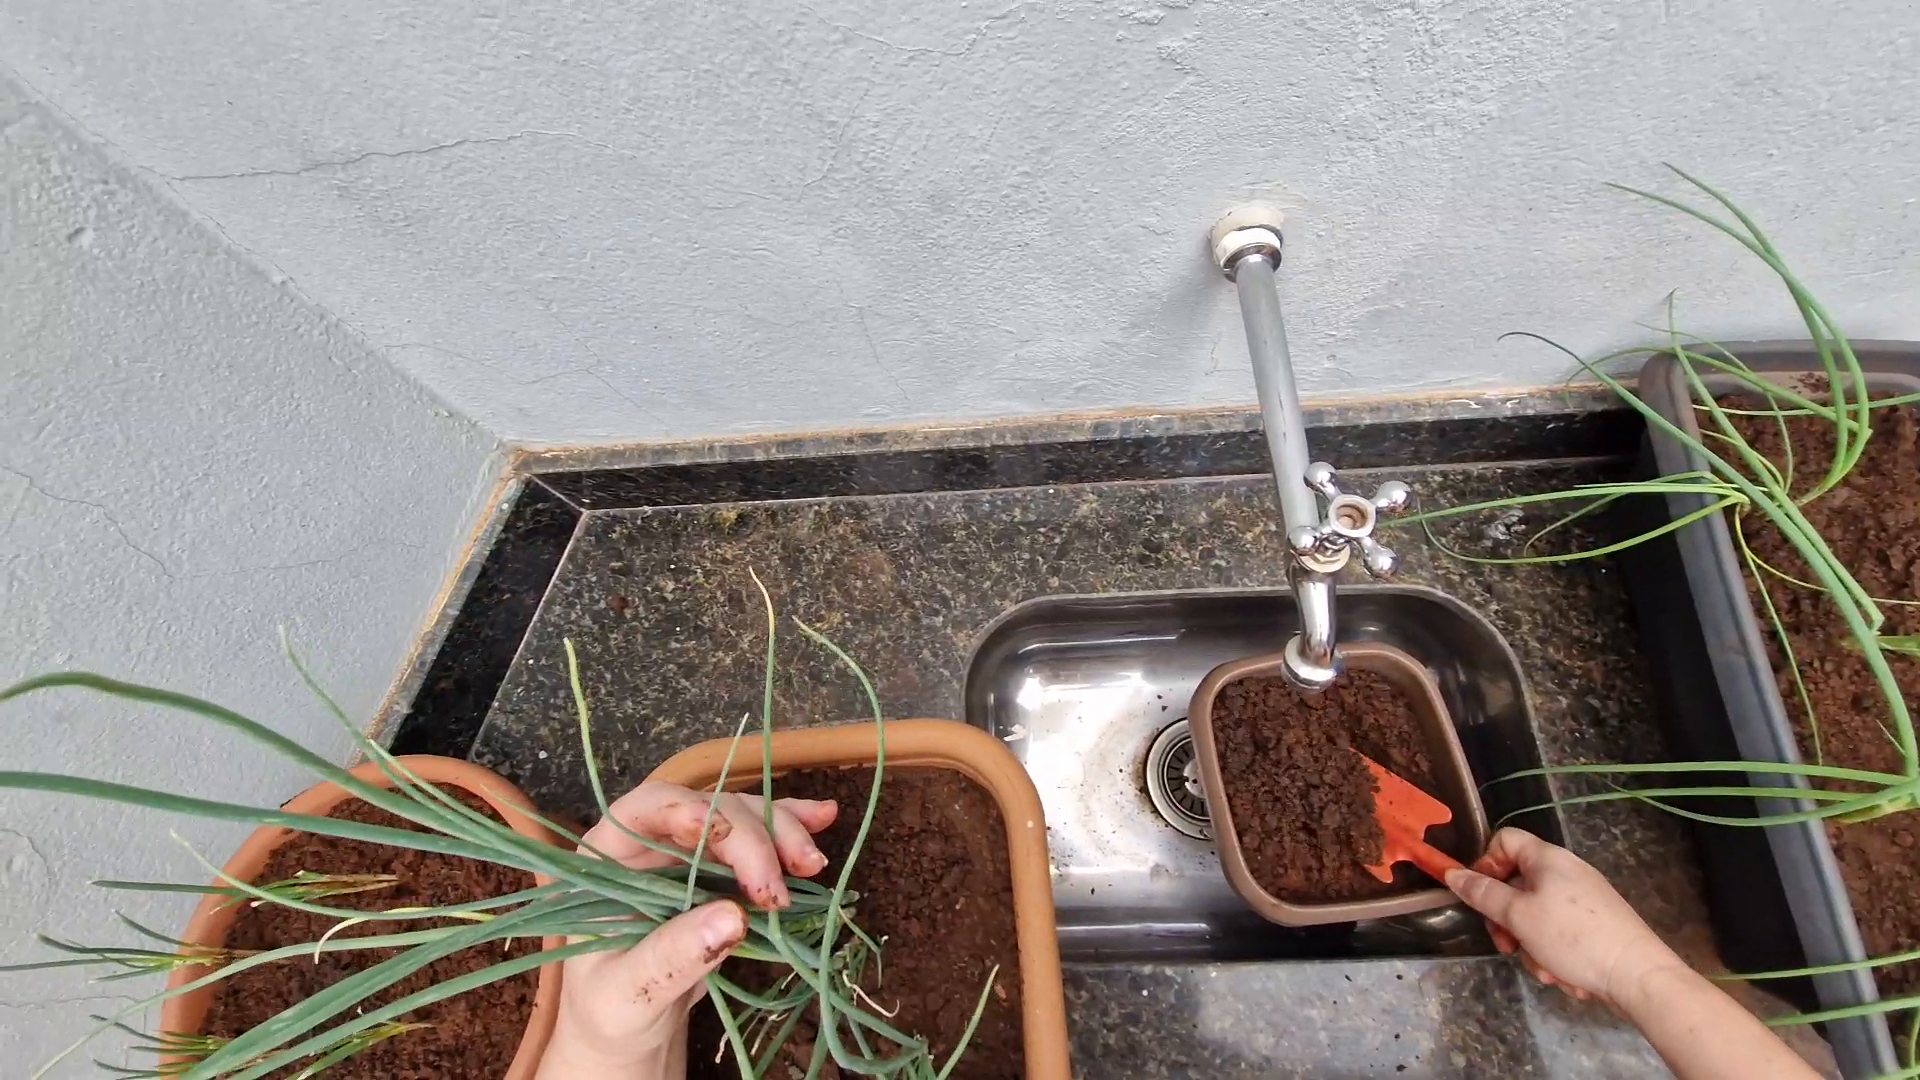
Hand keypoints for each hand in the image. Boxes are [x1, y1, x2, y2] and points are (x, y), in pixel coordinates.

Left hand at [536, 783, 837, 1079]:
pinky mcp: (730, 861)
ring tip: (812, 865)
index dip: (685, 809)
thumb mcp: (625, 993)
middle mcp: (657, 837)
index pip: (645, 808)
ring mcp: (697, 845)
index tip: (719, 833)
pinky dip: (796, 826)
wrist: (634, 1022)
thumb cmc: (610, 1007)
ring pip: (748, 815)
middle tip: (778, 890)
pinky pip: (766, 832)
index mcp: (610, 854)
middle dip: (753, 839)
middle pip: (712, 810)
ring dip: (784, 833)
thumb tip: (735, 918)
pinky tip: (823, 817)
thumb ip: (671, 956)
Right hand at [1444, 828, 1683, 1007]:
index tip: (1482, 893)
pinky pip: (1562, 932)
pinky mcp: (1601, 928)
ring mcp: (1587, 902)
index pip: (1503, 839)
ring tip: (1543, 969)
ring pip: (1537, 914)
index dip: (1485, 863)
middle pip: (1517, 882)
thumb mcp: (1517, 915)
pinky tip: (1564, 975)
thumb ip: (1481, 892)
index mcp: (1548, 859)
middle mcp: (1568, 873)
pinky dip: (1556, 952)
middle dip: (1505, 917)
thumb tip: (1452, 873)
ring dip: (1530, 942)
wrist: (1645, 982)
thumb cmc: (1575, 938)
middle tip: (1505, 943)